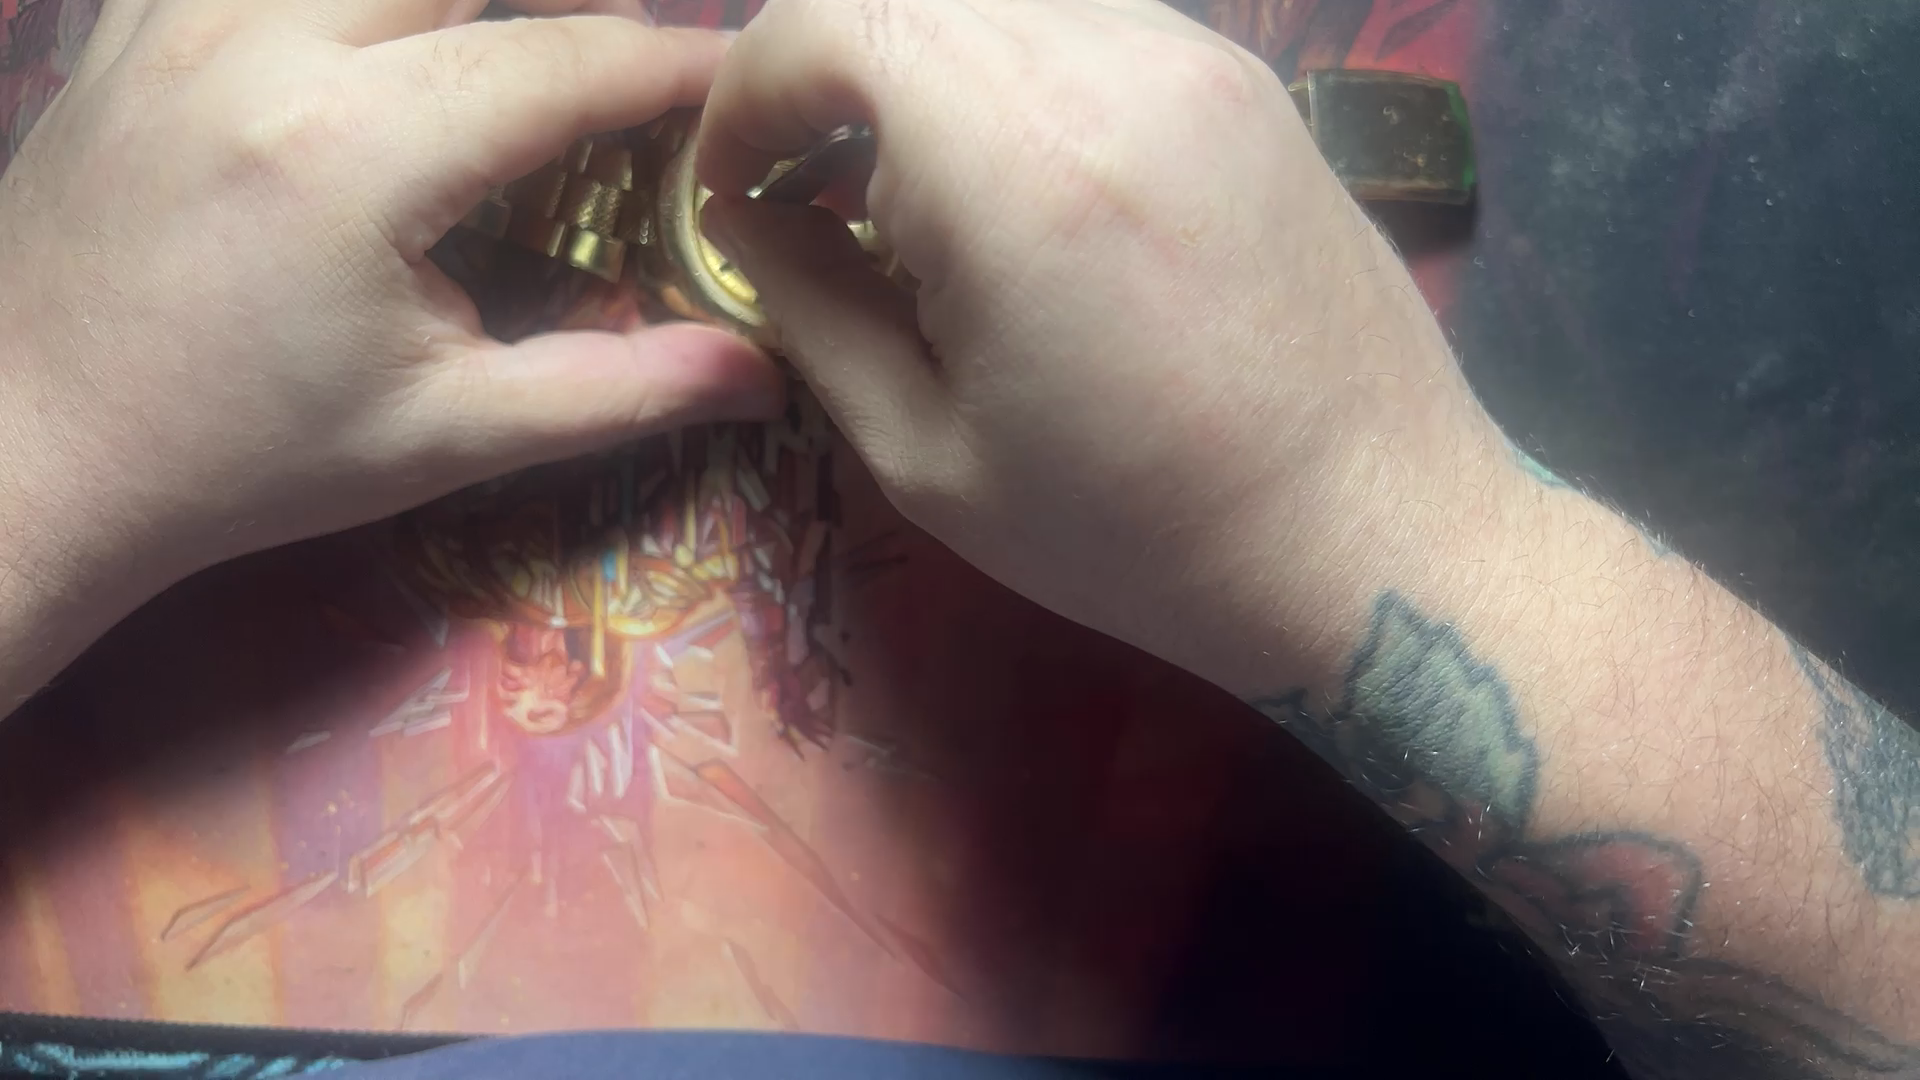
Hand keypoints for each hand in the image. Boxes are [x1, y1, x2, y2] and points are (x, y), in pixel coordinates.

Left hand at [0, 0, 780, 606]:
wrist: (37, 447)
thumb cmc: (265, 453)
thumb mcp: (470, 433)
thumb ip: (631, 390)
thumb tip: (766, 376)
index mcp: (351, 151)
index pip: (558, 63)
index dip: (675, 62)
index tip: (748, 75)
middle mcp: (254, 37)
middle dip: (591, 3)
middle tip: (654, 70)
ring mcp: (176, 8)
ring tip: (559, 54)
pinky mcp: (138, 16)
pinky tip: (425, 48)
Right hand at [696, 0, 1498, 677]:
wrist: (1362, 540)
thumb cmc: (1131, 534)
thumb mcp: (929, 457)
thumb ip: (817, 318)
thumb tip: (757, 228)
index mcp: (1013, 163)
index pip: (827, 20)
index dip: (745, 95)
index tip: (731, 189)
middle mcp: (1113, 64)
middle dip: (821, 83)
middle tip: (804, 198)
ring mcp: (1201, 62)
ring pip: (1002, 6)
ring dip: (917, 85)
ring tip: (906, 206)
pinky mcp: (1251, 92)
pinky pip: (1089, 38)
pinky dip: (1009, 89)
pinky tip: (1017, 198)